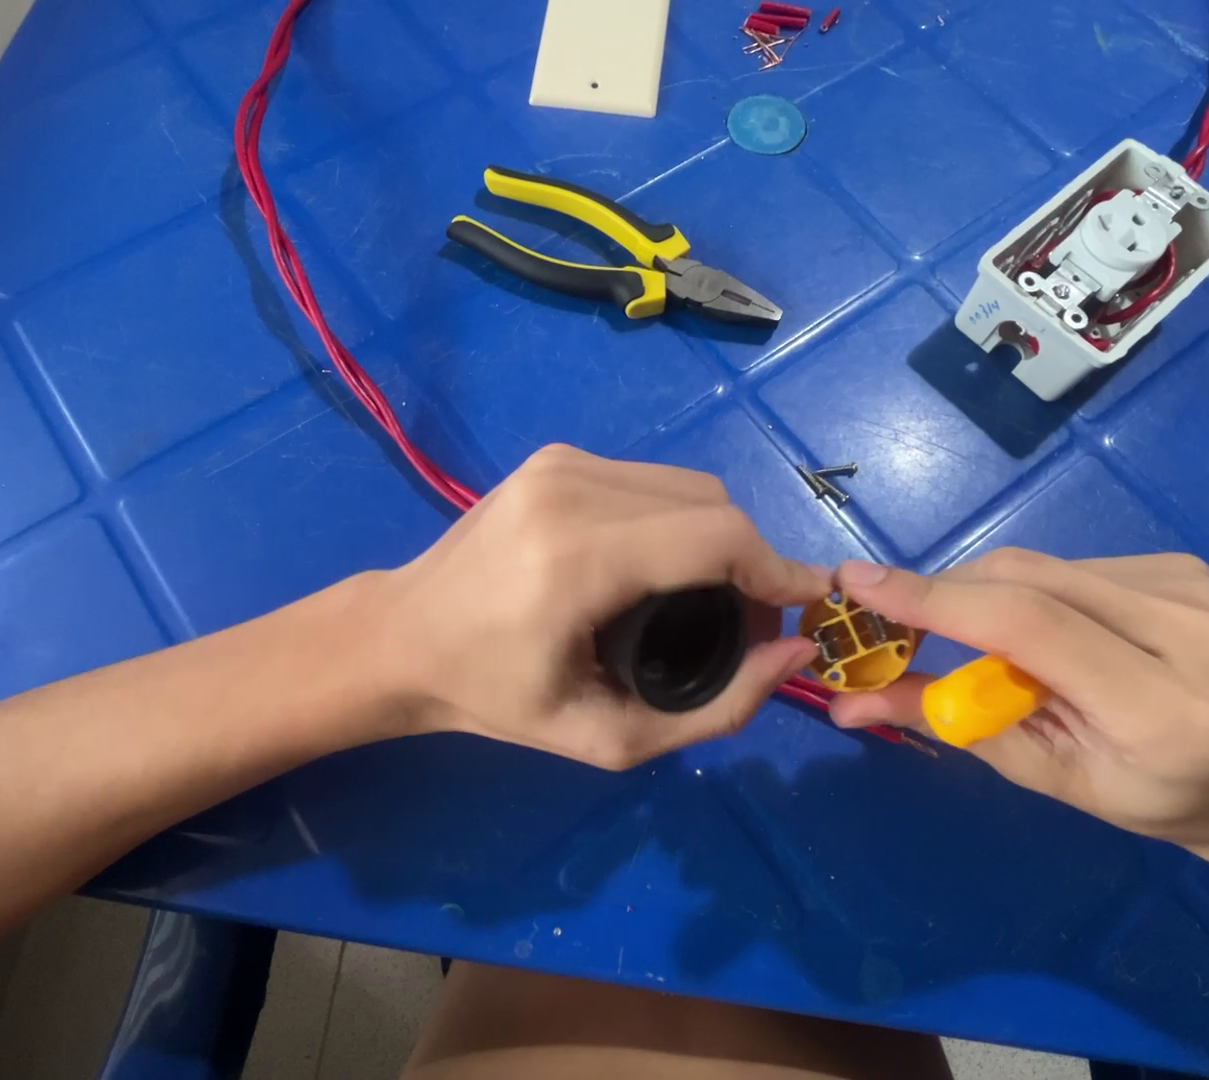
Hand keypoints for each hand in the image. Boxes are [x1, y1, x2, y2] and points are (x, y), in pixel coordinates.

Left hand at [378, 445, 828, 769]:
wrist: (401, 636)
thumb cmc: (494, 698)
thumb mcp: (606, 737)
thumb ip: (715, 708)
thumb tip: (792, 655)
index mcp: (576, 558)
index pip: (718, 538)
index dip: (779, 571)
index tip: (807, 605)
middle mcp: (571, 489)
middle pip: (714, 504)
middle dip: (750, 561)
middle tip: (746, 622)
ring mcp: (561, 463)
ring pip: (689, 486)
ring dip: (719, 537)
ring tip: (710, 596)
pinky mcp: (556, 456)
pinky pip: (652, 480)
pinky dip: (679, 518)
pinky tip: (665, 563)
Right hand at [828, 550, 1208, 850]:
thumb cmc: (1148, 797)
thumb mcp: (1044, 772)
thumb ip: (949, 721)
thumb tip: (848, 702)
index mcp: (1165, 712)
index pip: (1029, 625)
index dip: (934, 598)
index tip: (856, 581)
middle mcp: (1200, 637)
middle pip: (1029, 580)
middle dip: (946, 592)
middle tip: (891, 612)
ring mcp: (1204, 593)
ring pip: (1044, 566)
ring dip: (988, 595)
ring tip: (989, 645)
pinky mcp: (1191, 570)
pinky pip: (1072, 565)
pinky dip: (1032, 591)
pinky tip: (1051, 630)